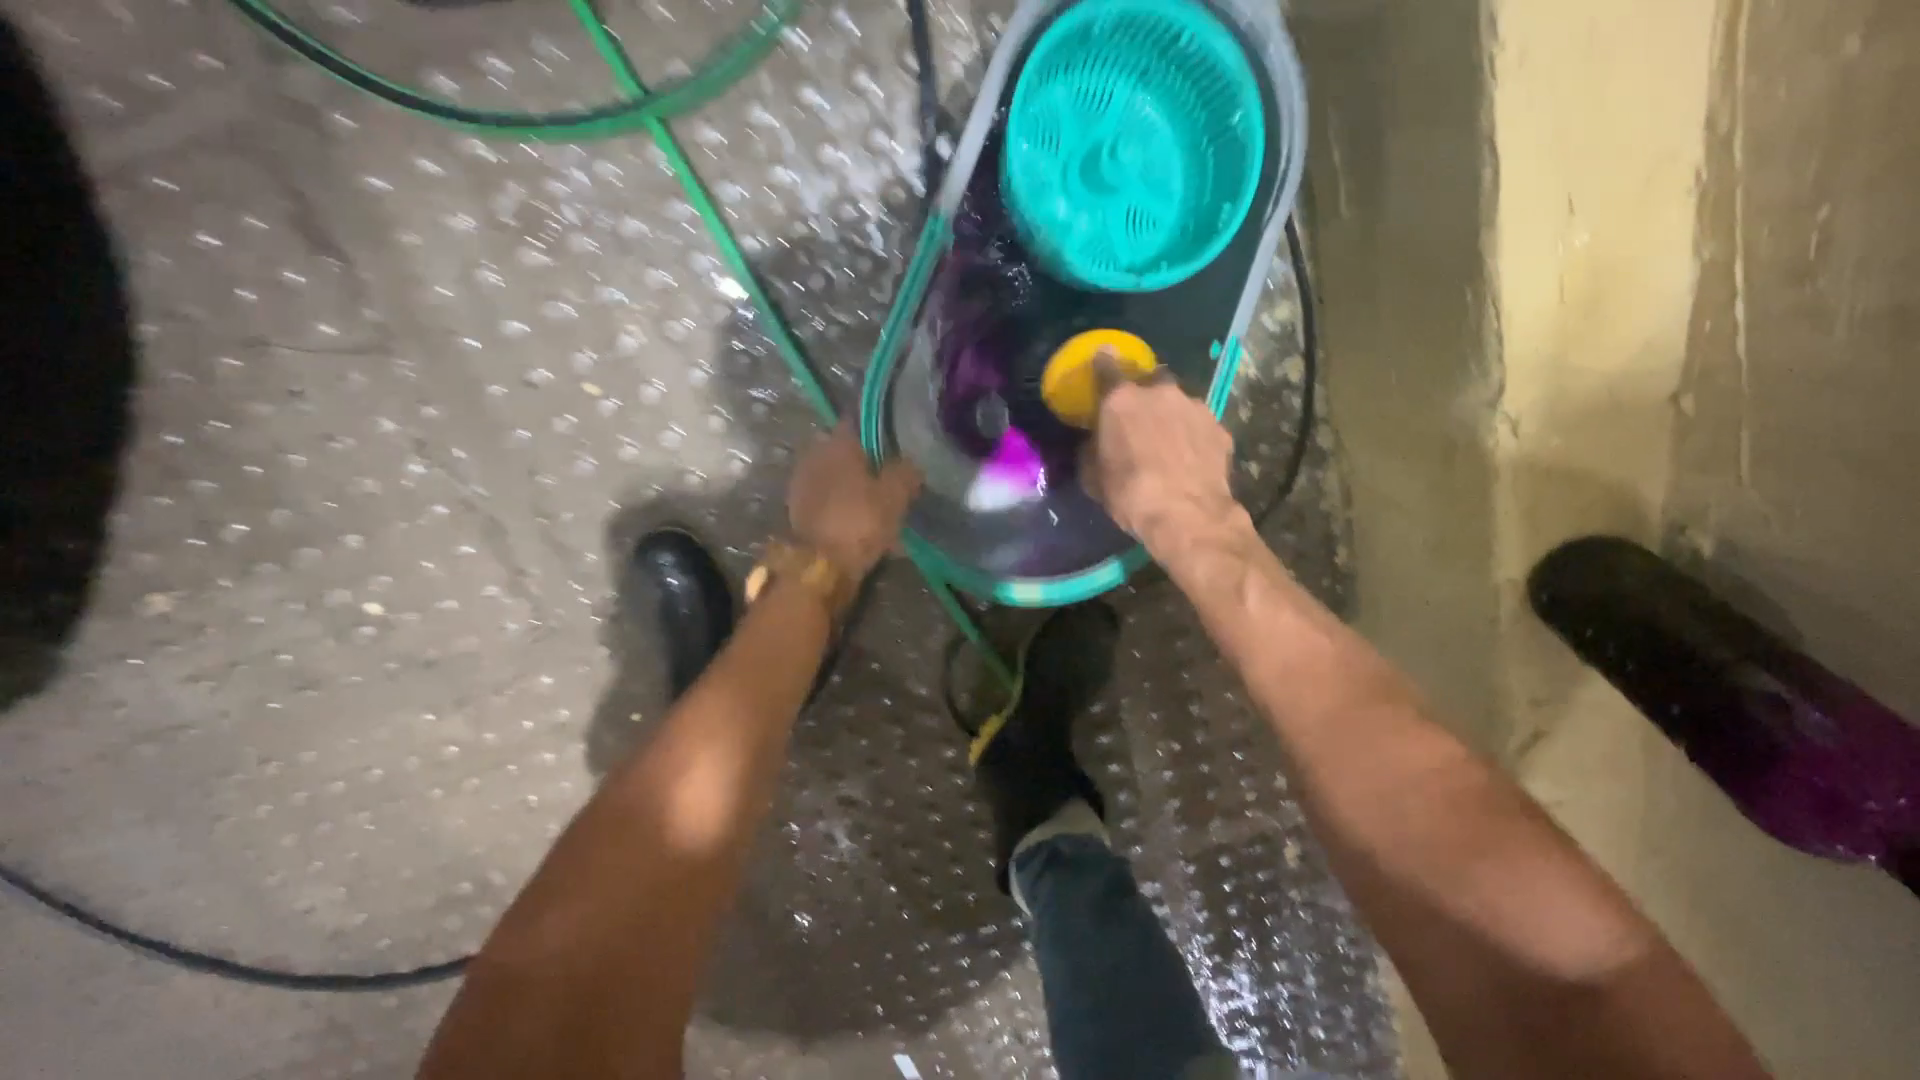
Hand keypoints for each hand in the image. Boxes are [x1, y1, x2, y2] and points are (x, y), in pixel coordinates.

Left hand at [788, 423, 921, 579]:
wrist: (818, 566)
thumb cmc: (859, 522)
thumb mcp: (895, 496)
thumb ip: (905, 473)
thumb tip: (911, 463)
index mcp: (837, 443)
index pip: (857, 422)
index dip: (876, 431)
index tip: (893, 443)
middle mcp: (814, 455)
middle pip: (843, 451)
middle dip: (862, 461)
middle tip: (885, 476)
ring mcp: (801, 483)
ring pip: (833, 476)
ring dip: (849, 485)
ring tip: (873, 502)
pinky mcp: (796, 510)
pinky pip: (824, 499)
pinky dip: (838, 505)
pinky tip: (856, 519)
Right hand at [1083, 357, 1241, 557]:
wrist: (1187, 515)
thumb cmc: (1129, 495)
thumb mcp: (1093, 476)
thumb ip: (1092, 448)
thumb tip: (1095, 441)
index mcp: (1121, 399)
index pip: (1107, 367)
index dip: (1103, 364)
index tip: (1102, 360)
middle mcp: (1160, 392)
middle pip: (1151, 380)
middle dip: (1145, 393)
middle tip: (1140, 417)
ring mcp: (1195, 407)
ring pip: (1179, 401)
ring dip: (1172, 414)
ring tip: (1170, 442)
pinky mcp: (1220, 428)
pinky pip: (1200, 424)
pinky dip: (1194, 435)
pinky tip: (1191, 457)